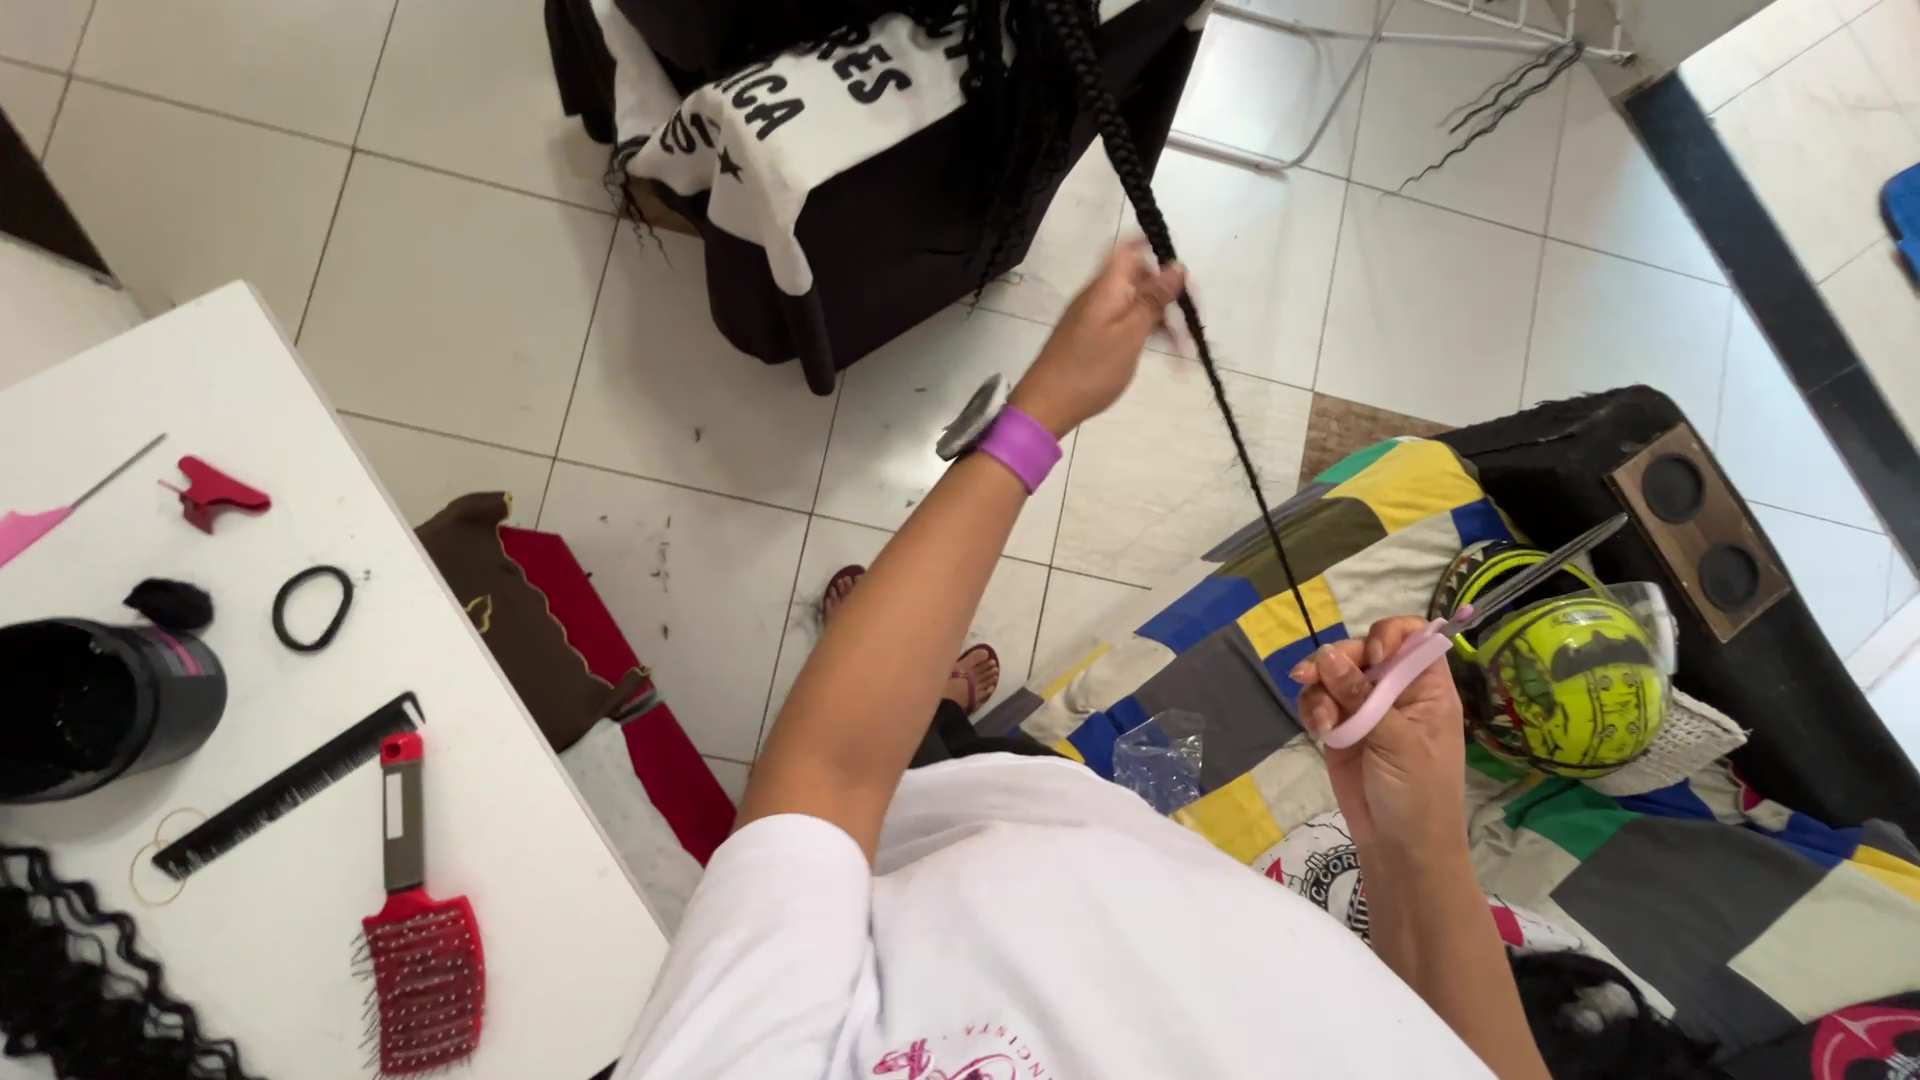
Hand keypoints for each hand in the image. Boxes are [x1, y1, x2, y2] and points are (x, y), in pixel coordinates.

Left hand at [1007, 239, 1185, 437]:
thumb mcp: (1130, 334)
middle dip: (1165, 292)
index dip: (1151, 247)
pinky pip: (1119, 325)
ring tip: (1182, 344)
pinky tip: (1156, 351)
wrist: (1045, 405)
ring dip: (1158, 318)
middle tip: (1190, 316)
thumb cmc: (1090, 370)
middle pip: (1134, 279)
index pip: (1128, 250)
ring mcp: (1089, 318)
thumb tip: (1177, 265)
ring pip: (1130, 305)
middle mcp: (1095, 296)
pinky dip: (1141, 333)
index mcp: (1106, 287)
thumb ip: (1153, 299)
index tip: (1177, 266)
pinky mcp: (1086, 340)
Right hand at [1292, 616, 1468, 857]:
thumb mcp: (1396, 743)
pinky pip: (1317, 699)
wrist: (1399, 848)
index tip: (1371, 658)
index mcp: (1426, 690)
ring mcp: (1364, 708)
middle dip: (1334, 662)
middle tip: (1310, 676)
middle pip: (1360, 650)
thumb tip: (1327, 655)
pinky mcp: (1340, 726)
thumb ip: (1361, 697)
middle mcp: (1395, 692)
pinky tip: (1317, 732)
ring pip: (1331, 673)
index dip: (1387, 637)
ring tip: (1321, 725)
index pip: (1411, 638)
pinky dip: (1311, 709)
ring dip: (1319, 691)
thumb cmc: (1418, 796)